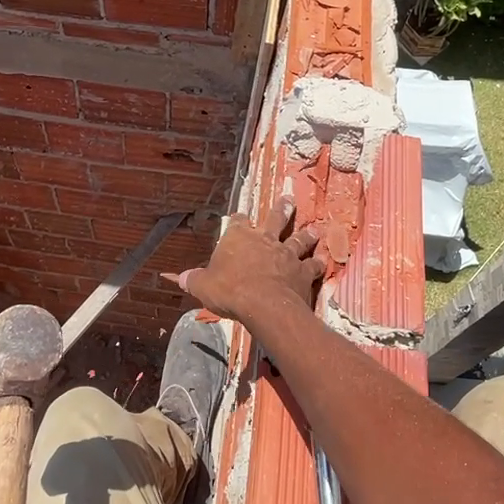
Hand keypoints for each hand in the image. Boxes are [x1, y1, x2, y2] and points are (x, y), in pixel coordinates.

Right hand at [163, 195, 324, 327]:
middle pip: (275, 219)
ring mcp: (286, 254)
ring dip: (307, 234)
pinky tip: (323, 261)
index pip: (238, 221)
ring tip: (315, 229)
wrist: (264, 305)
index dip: (239, 220)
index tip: (240, 217)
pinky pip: (312, 265)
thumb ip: (194, 280)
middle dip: (282, 209)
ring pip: (299, 239)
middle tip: (289, 199)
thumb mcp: (204, 286)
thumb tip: (179, 278)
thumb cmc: (229, 291)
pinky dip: (318, 263)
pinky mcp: (302, 271)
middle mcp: (265, 239)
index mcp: (239, 237)